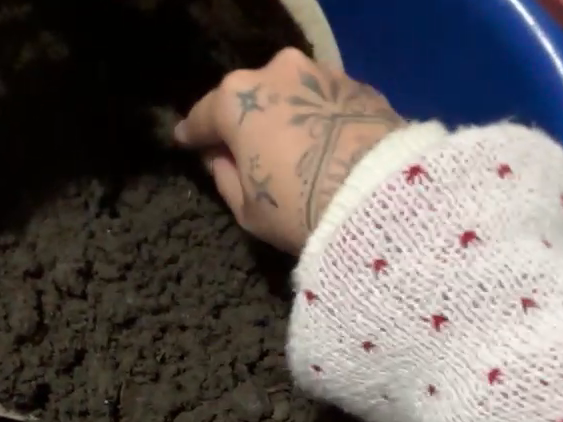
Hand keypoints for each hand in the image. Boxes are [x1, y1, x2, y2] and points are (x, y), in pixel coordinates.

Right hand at [173, 48, 403, 253]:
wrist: (376, 196)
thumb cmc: (298, 208)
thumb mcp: (247, 209)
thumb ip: (224, 177)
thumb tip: (219, 157)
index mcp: (235, 100)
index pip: (203, 116)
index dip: (193, 134)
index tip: (185, 142)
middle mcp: (274, 71)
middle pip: (248, 98)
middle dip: (244, 122)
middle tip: (244, 151)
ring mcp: (318, 72)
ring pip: (289, 94)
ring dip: (284, 116)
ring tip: (289, 148)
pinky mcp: (356, 84)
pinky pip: (322, 102)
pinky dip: (317, 119)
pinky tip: (322, 145)